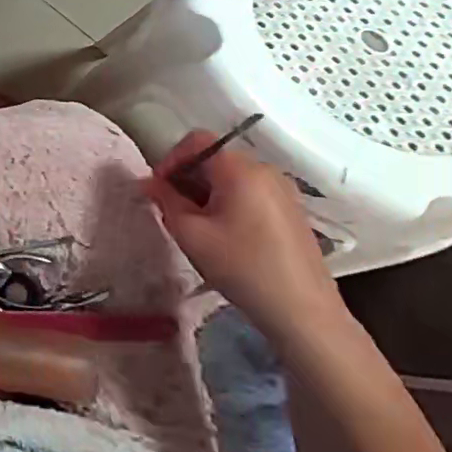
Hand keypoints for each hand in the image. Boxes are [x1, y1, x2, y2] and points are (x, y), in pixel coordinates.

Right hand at [144, 130, 342, 344]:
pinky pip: (250, 191)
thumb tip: (149, 183)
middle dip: (187, 177)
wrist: (302, 310)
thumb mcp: (191, 234)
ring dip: (206, 191)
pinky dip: (228, 201)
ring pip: (232, 176)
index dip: (171, 159)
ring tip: (196, 225)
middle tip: (172, 210)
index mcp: (241, 169)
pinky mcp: (291, 209)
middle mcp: (265, 170)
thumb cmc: (241, 266)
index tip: (159, 189)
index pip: (197, 141)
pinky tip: (224, 234)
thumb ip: (166, 200)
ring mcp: (283, 190)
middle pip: (215, 157)